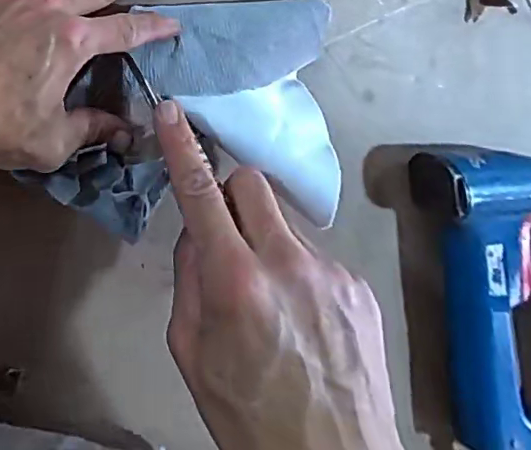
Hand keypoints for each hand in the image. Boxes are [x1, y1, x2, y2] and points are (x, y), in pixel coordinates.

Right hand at [157, 101, 401, 449]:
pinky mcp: (358, 284)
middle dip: (232, 196)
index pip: (200, 193)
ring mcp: (330, 270)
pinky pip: (316, 254)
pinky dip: (301, 272)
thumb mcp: (193, 355)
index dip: (181, 147)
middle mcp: (287, 263)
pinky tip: (306, 320)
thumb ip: (189, 280)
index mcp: (237, 283)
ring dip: (268, 241)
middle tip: (228, 235)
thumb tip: (197, 233)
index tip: (172, 111)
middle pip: (252, 182)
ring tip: (273, 300)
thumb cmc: (250, 420)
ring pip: (284, 220)